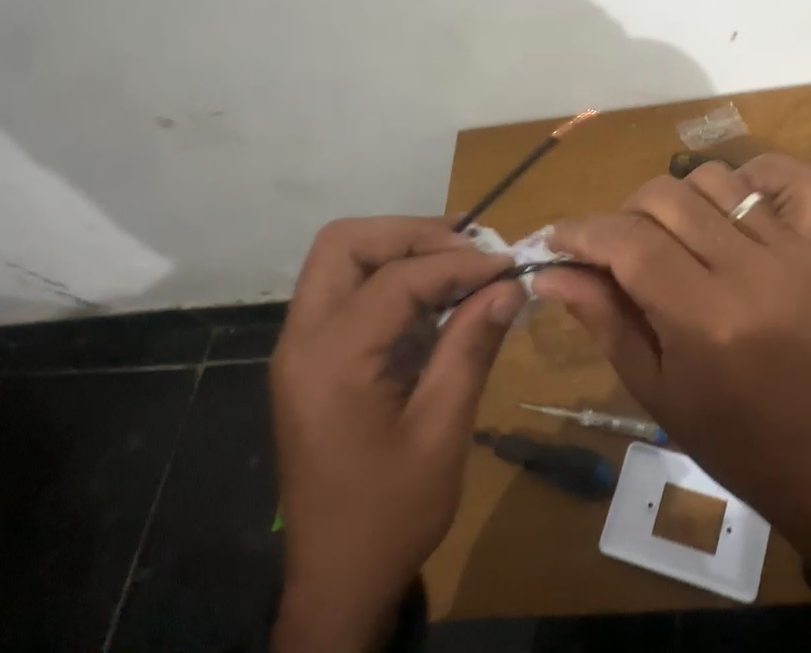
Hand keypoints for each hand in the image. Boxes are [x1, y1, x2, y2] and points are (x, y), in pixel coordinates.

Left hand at [270, 218, 524, 652]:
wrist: (338, 576)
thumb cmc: (392, 510)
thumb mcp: (443, 429)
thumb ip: (471, 347)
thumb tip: (509, 286)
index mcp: (331, 360)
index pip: (396, 278)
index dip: (458, 262)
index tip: (509, 265)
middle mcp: (302, 341)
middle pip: (344, 245)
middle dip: (411, 234)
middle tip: (471, 250)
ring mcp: (301, 350)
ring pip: (340, 262)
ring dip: (400, 252)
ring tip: (462, 263)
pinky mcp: (311, 363)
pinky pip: (345, 295)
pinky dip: (391, 280)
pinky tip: (438, 297)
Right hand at [534, 156, 810, 584]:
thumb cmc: (723, 432)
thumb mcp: (648, 384)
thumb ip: (601, 317)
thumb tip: (548, 272)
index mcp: (704, 317)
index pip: (630, 242)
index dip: (582, 233)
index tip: (555, 241)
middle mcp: (748, 270)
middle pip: (666, 197)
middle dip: (622, 215)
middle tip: (612, 252)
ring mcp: (786, 251)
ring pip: (713, 179)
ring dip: (675, 198)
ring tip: (665, 236)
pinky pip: (790, 178)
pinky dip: (754, 174)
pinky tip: (729, 200)